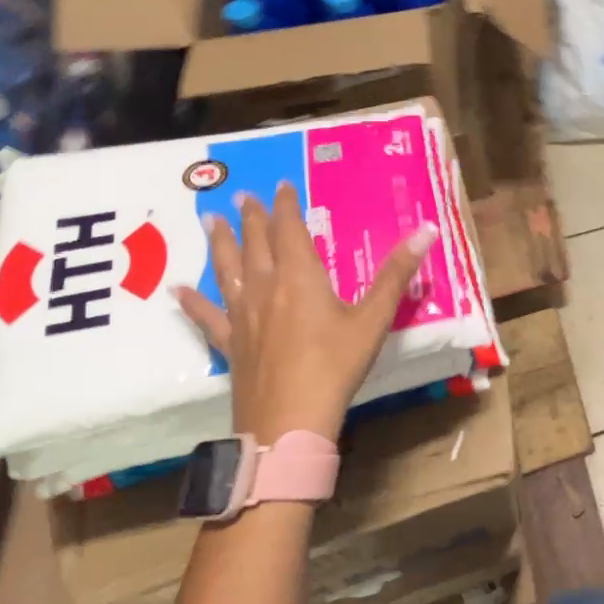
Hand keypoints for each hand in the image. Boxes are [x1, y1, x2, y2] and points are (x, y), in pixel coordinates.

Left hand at [173, 182, 437, 443]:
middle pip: (255, 244)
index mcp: (300, 277)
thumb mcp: (374, 318)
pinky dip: (191, 301)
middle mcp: (265, 289)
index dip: (285, 206)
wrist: (289, 419)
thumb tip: (428, 230)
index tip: (280, 184)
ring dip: (219, 243)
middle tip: (242, 194)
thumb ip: (397, 273)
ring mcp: (242, 317)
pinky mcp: (229, 344)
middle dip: (251, 218)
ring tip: (208, 220)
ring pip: (227, 271)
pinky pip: (206, 317)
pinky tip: (176, 290)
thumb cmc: (336, 364)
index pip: (289, 230)